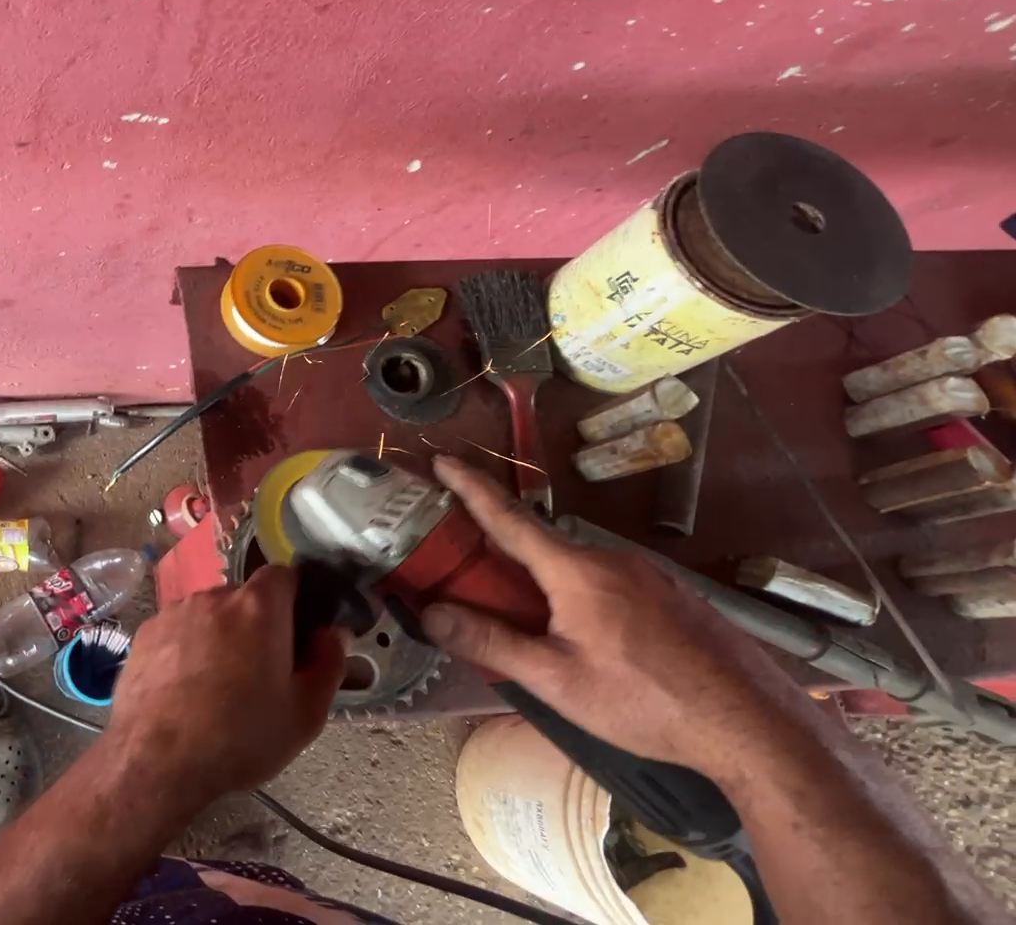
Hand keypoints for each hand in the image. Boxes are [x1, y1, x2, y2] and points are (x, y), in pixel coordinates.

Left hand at [105, 565, 346, 802]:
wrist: (158, 759)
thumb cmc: (241, 736)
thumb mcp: (305, 713)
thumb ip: (329, 664)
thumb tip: (333, 633)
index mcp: (259, 608)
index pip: (283, 575)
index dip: (294, 597)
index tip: (297, 630)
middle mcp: (214, 597)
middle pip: (244, 598)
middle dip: (256, 624)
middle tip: (259, 670)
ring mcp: (175, 611)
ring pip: (209, 614)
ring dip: (219, 635)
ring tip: (218, 684)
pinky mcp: (146, 631)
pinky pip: (178, 630)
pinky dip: (186, 647)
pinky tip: (185, 687)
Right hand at [423, 455, 811, 783]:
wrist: (761, 731)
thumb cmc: (647, 703)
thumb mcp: (555, 680)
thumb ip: (489, 643)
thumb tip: (428, 614)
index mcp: (577, 572)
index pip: (509, 517)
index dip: (470, 487)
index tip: (442, 458)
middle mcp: (612, 560)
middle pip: (539, 544)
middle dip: (499, 548)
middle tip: (464, 562)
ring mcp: (649, 576)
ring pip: (575, 567)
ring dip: (540, 578)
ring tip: (523, 614)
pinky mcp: (674, 597)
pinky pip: (606, 582)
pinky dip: (574, 592)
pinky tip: (581, 632)